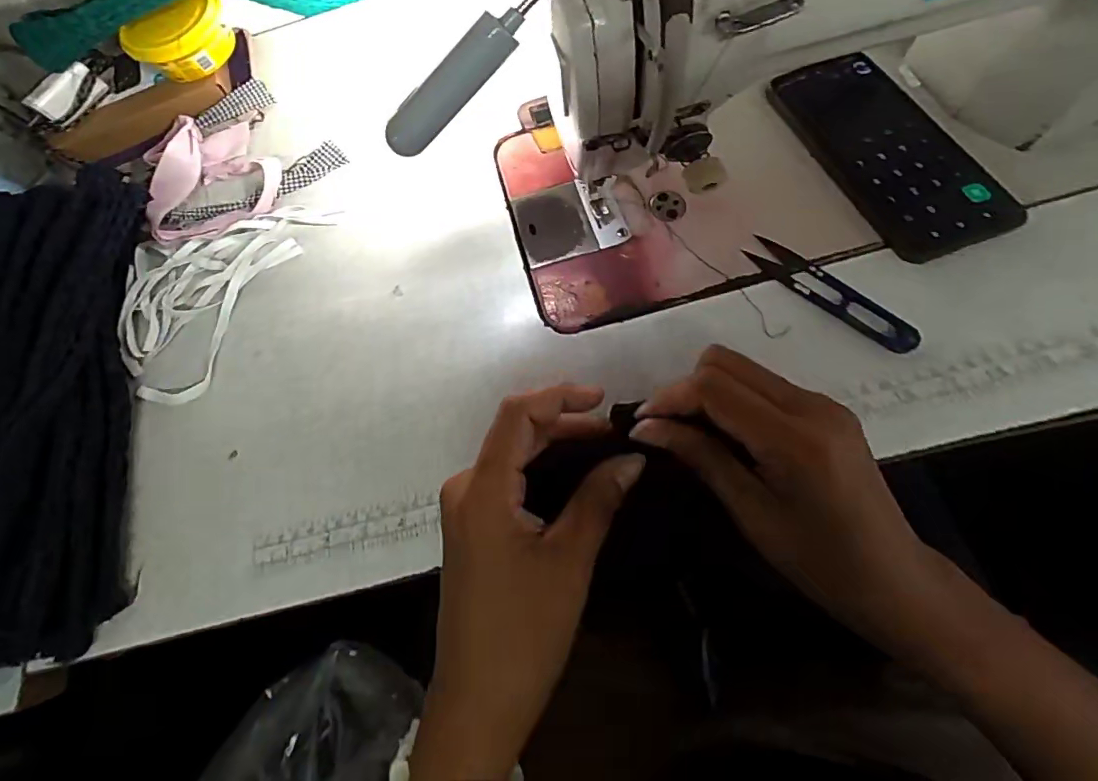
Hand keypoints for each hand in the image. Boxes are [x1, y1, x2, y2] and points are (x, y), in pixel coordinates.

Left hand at [411, 386, 644, 779]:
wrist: (477, 701)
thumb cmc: (524, 631)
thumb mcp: (568, 561)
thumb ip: (598, 500)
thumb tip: (633, 459)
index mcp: (482, 489)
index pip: (517, 416)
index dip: (559, 395)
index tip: (603, 398)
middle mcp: (465, 488)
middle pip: (513, 432)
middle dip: (563, 421)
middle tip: (612, 428)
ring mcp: (464, 508)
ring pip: (510, 455)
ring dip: (552, 443)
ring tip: (601, 445)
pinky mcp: (471, 527)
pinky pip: (505, 479)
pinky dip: (539, 467)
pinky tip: (572, 473)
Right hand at [632, 345, 946, 649]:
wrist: (896, 579)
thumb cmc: (819, 563)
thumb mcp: (752, 514)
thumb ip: (702, 458)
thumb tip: (648, 427)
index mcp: (793, 438)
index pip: (714, 387)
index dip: (670, 397)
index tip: (641, 424)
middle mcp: (810, 405)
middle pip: (726, 362)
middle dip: (686, 387)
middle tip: (666, 428)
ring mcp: (823, 402)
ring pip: (744, 367)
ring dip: (709, 389)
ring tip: (692, 432)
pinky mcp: (826, 408)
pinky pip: (765, 384)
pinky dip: (735, 398)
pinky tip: (729, 434)